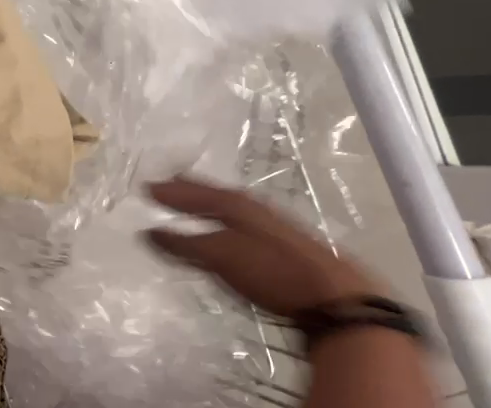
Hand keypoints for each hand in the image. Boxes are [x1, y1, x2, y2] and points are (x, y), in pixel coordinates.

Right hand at [145, 177, 380, 317]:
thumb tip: (147, 232)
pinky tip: (233, 237)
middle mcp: (258, 211)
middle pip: (219, 195)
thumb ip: (184, 244)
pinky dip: (234, 227)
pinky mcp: (297, 253)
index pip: (197, 191)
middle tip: (171, 185)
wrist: (343, 304)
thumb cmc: (274, 272)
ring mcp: (281, 231)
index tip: (147, 188)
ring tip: (197, 210)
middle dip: (194, 191)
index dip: (172, 191)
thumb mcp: (221, 256)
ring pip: (239, 212)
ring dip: (215, 209)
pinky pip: (253, 229)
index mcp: (238, 204)